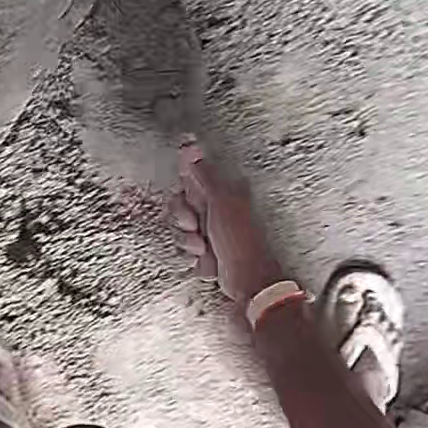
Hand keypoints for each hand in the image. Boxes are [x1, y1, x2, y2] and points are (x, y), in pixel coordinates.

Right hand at [173, 142, 286, 306]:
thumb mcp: (219, 200)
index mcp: (222, 191)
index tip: (189, 203)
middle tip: (195, 227)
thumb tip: (191, 149)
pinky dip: (195, 258)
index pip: (189, 182)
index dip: (184, 194)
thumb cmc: (238, 238)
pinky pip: (186, 251)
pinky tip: (208, 261)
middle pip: (180, 206)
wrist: (247, 278)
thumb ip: (203, 174)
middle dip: (183, 220)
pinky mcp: (207, 252)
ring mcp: (211, 231)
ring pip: (180, 230)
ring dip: (189, 242)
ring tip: (204, 249)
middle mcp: (216, 209)